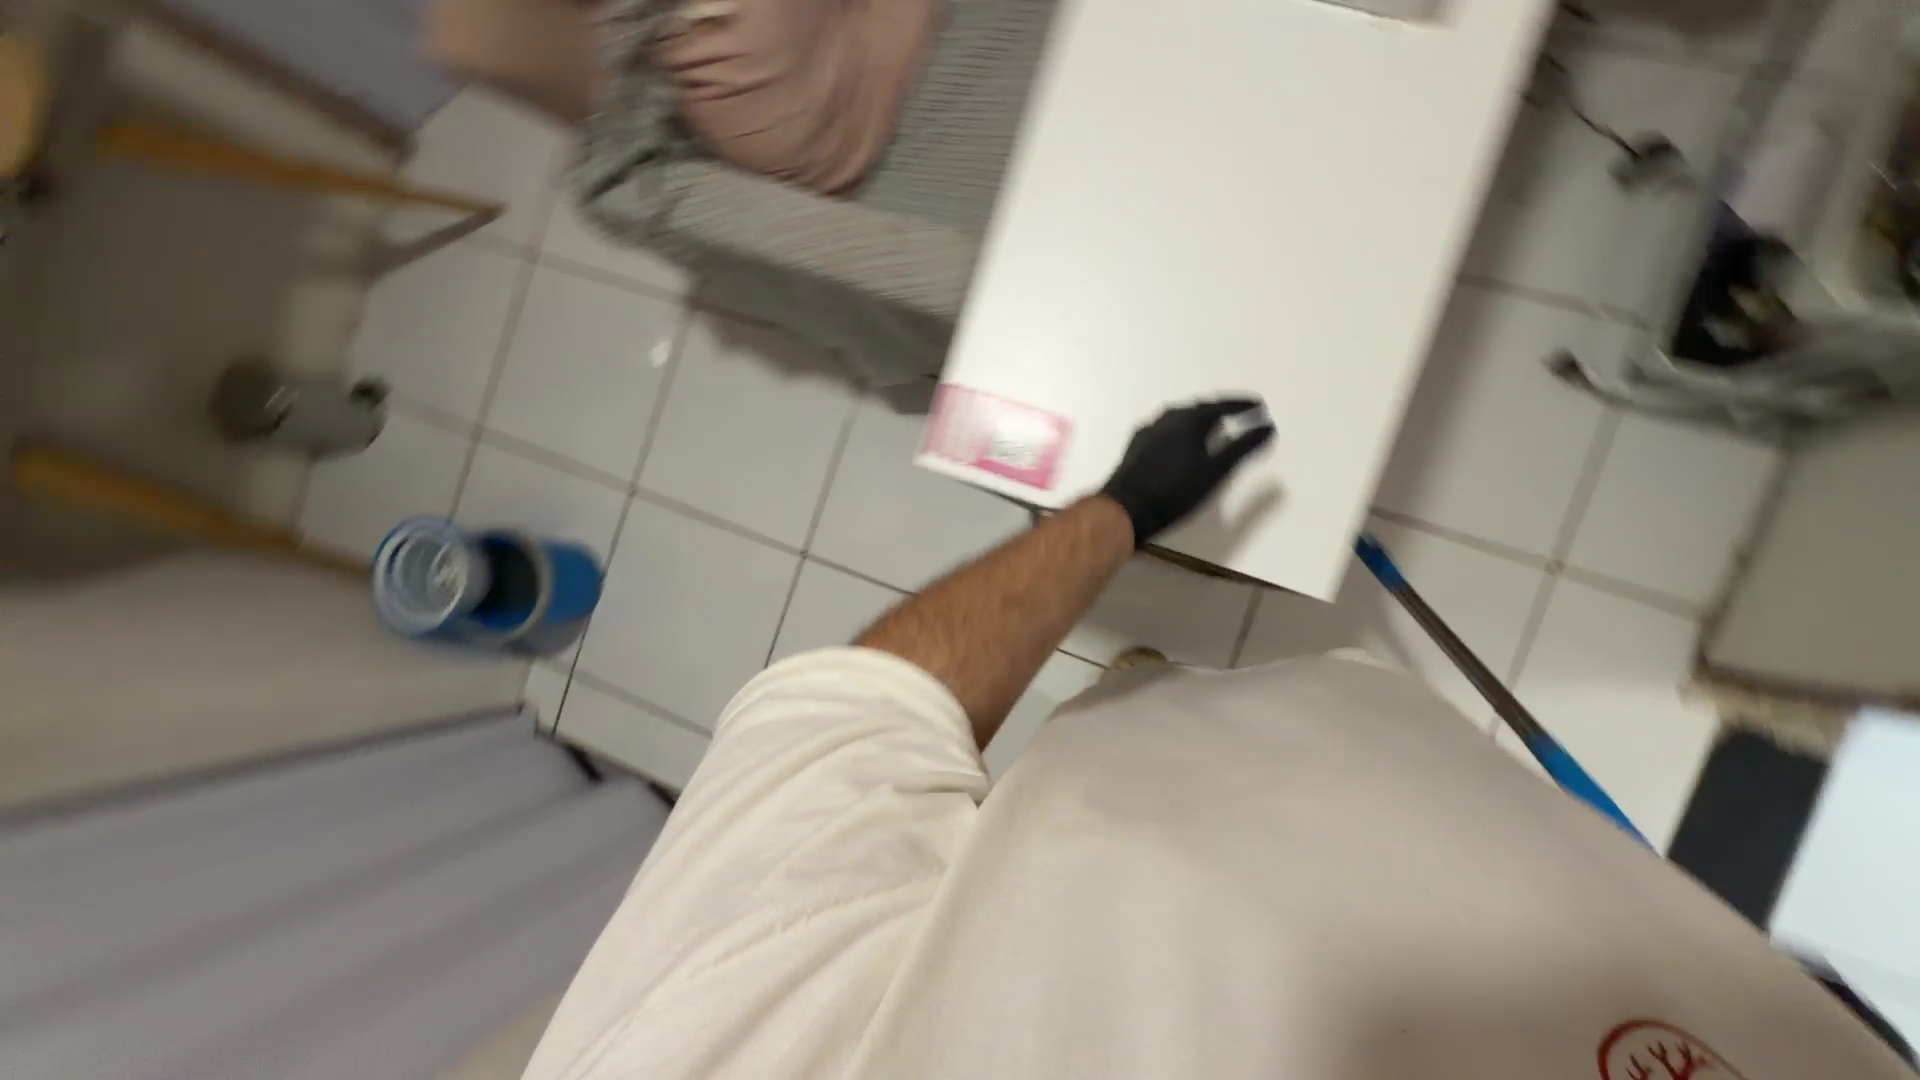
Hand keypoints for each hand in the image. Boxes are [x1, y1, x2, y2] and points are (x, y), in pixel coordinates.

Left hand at [1098, 398, 1274, 547]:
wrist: (1127, 508)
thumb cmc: (1175, 490)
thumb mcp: (1216, 470)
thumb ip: (1243, 447)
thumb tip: (1268, 427)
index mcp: (1188, 419)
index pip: (1221, 405)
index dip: (1242, 406)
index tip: (1259, 406)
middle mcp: (1166, 418)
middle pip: (1198, 409)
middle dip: (1219, 411)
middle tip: (1237, 415)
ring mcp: (1147, 432)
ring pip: (1178, 419)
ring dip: (1198, 421)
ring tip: (1212, 429)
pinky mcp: (1135, 446)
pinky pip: (1164, 431)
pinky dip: (1179, 433)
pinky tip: (1181, 445)